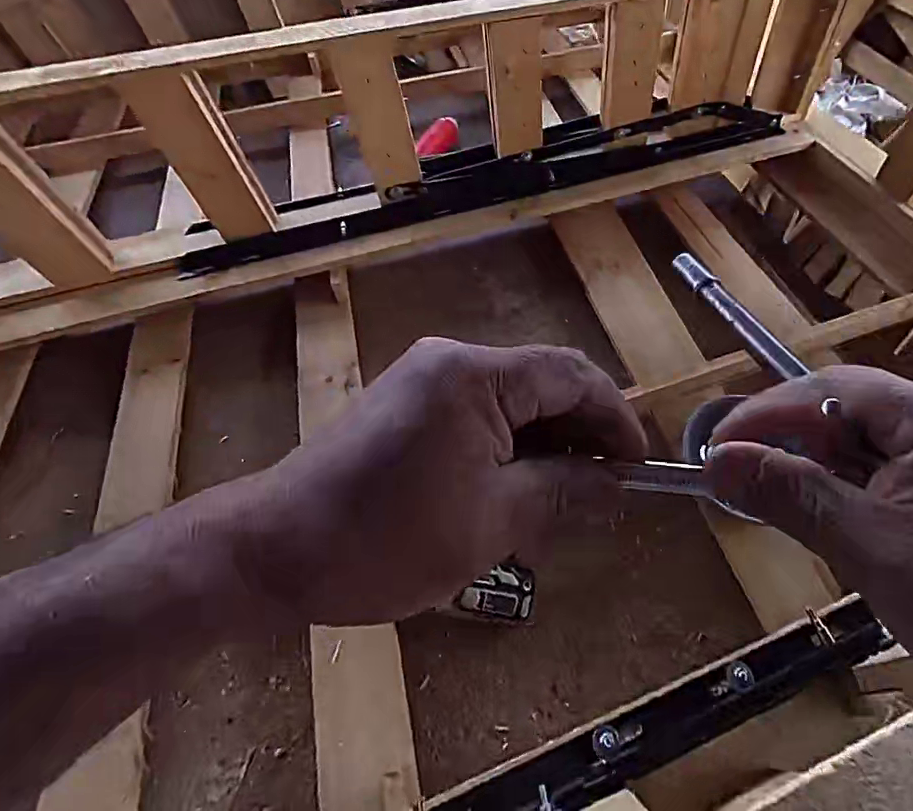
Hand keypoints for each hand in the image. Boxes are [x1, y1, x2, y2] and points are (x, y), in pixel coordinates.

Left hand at [206, 338, 646, 625]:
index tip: (638, 465)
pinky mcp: (412, 403)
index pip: (571, 375)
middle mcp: (453, 361)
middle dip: (582, 435)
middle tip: (607, 490)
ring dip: (548, 446)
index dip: (615, 416)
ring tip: (569, 500)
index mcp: (474, 375)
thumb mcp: (491, 523)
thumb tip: (614, 483)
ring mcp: (428, 379)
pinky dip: (512, 449)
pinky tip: (522, 491)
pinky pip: (482, 416)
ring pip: (515, 403)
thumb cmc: (385, 541)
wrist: (274, 551)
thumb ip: (563, 491)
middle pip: (544, 384)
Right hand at [707, 369, 912, 810]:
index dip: (766, 416)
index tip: (713, 448)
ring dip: (834, 485)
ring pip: (874, 451)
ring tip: (813, 529)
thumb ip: (795, 498)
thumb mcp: (880, 556)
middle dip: (800, 455)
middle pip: (852, 417)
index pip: (832, 391)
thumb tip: (719, 459)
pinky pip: (904, 477)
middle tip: (751, 493)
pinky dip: (868, 503)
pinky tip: (863, 542)